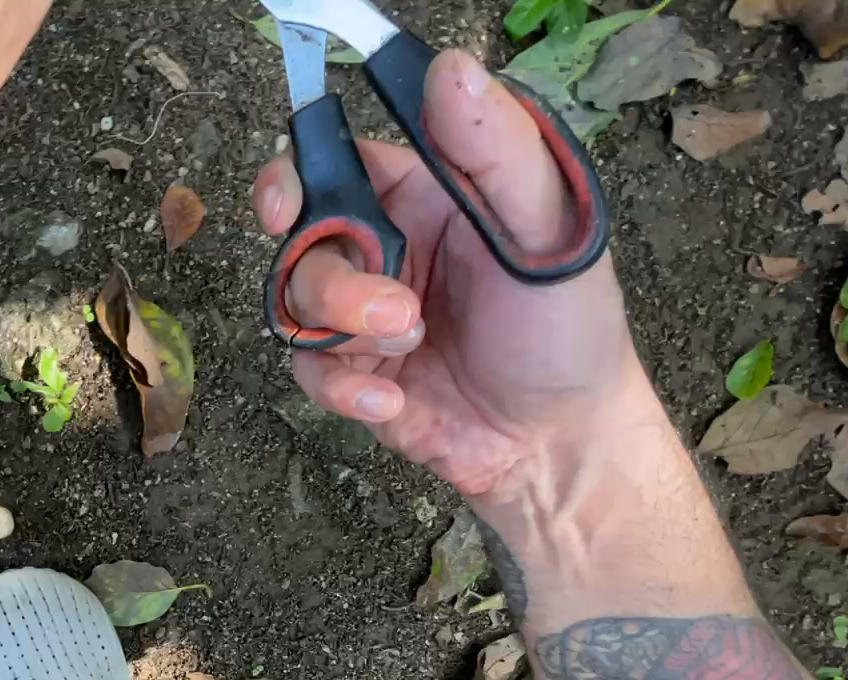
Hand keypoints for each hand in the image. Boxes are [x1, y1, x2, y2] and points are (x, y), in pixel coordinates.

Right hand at [254, 50, 652, 496]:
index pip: (335, 169)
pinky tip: (390, 403)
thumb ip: (497, 150)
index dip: (291, 179)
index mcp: (424, 203)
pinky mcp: (344, 374)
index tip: (283, 207)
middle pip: (304, 248)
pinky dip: (343, 389)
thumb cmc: (564, 329)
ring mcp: (354, 318)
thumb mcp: (550, 229)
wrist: (550, 442)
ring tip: (409, 352)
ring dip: (347, 335)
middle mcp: (380, 255)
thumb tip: (446, 69)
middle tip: (395, 314)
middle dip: (336, 287)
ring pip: (296, 310)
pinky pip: (308, 371)